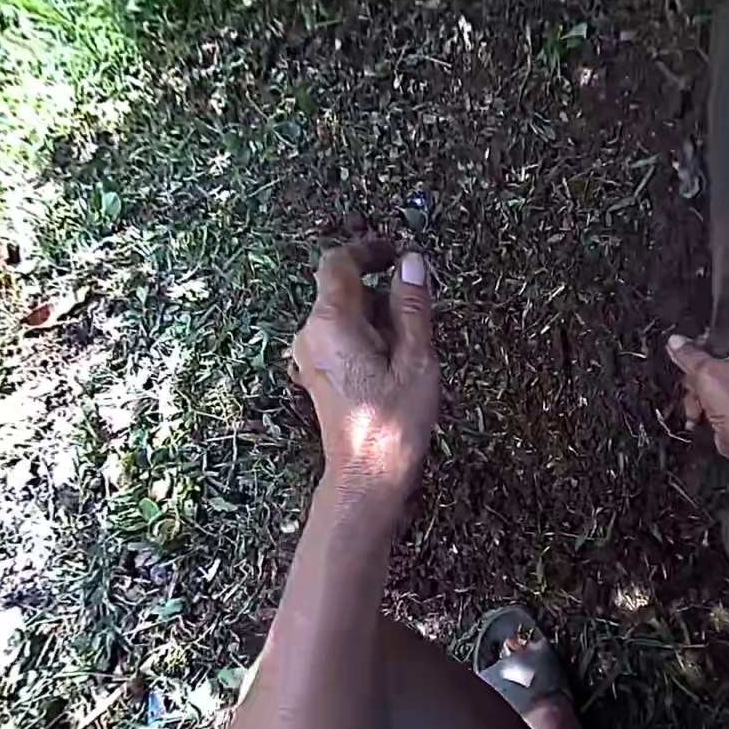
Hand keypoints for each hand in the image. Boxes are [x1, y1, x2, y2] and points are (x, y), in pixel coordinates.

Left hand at [290, 241, 438, 514]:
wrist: (366, 478)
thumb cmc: (394, 423)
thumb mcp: (415, 360)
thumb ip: (412, 307)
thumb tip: (413, 262)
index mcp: (331, 324)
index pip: (338, 263)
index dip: (368, 250)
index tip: (397, 253)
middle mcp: (311, 336)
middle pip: (342, 291)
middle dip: (381, 293)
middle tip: (418, 315)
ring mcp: (310, 358)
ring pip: (343, 317)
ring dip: (377, 318)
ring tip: (410, 350)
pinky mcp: (316, 376)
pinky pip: (339, 340)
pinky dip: (366, 338)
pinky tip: (392, 365)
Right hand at [666, 330, 728, 474]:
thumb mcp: (705, 373)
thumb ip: (688, 355)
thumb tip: (675, 341)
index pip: (720, 337)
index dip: (702, 351)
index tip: (693, 363)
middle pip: (711, 362)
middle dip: (696, 381)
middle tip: (697, 389)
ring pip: (708, 381)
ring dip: (696, 396)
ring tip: (699, 407)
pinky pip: (713, 395)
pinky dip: (704, 405)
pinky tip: (702, 414)